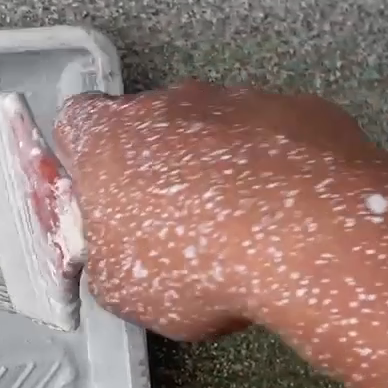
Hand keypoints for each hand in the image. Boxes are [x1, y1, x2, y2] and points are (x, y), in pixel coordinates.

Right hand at [55, 82, 387, 339]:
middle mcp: (169, 102)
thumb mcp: (121, 289)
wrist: (312, 240)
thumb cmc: (196, 262)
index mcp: (108, 137)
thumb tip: (117, 254)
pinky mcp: (301, 108)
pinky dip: (279, 167)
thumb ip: (106, 257)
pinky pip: (277, 135)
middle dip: (158, 165)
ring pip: (217, 128)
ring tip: (246, 229)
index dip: (86, 159)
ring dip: (222, 166)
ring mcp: (239, 98)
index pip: (75, 123)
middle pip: (150, 124)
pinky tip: (294, 215)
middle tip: (176, 224)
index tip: (105, 196)